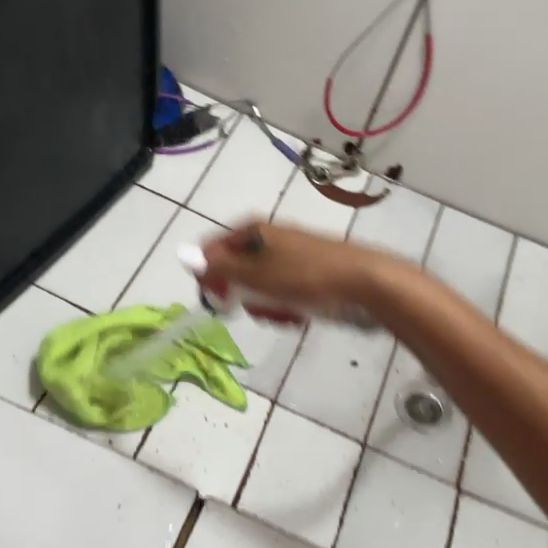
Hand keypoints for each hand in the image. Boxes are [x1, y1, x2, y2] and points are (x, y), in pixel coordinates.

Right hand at [198, 221, 399, 322]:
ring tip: (283, 315)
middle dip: (241, 295)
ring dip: (265, 306)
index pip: (213, 249)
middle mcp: (269, 238)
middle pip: (236, 271)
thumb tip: (182, 255)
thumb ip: (218, 267)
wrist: (365, 284)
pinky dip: (286, 307)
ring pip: (259, 288)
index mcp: (253, 230)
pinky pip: (283, 294)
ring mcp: (290, 257)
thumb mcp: (255, 274)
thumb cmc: (305, 276)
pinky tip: (299, 317)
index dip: (210, 275)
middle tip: (256, 309)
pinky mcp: (308, 276)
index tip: (216, 299)